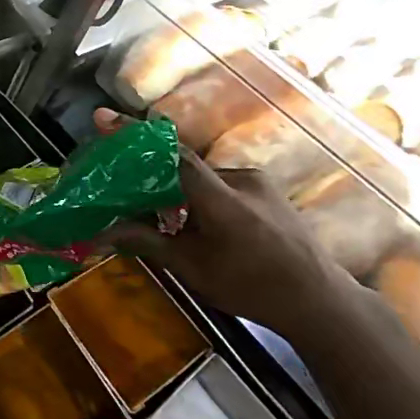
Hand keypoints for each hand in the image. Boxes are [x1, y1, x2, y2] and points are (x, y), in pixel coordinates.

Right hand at [94, 109, 363, 344]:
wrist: (320, 302)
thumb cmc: (251, 289)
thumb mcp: (191, 269)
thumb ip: (146, 241)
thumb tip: (99, 232)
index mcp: (222, 201)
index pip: (173, 155)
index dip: (135, 134)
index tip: (101, 116)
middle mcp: (241, 180)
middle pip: (180, 166)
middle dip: (149, 177)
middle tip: (122, 192)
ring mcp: (258, 183)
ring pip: (200, 177)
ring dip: (175, 192)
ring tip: (160, 219)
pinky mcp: (266, 190)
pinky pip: (219, 183)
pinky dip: (196, 196)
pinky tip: (192, 222)